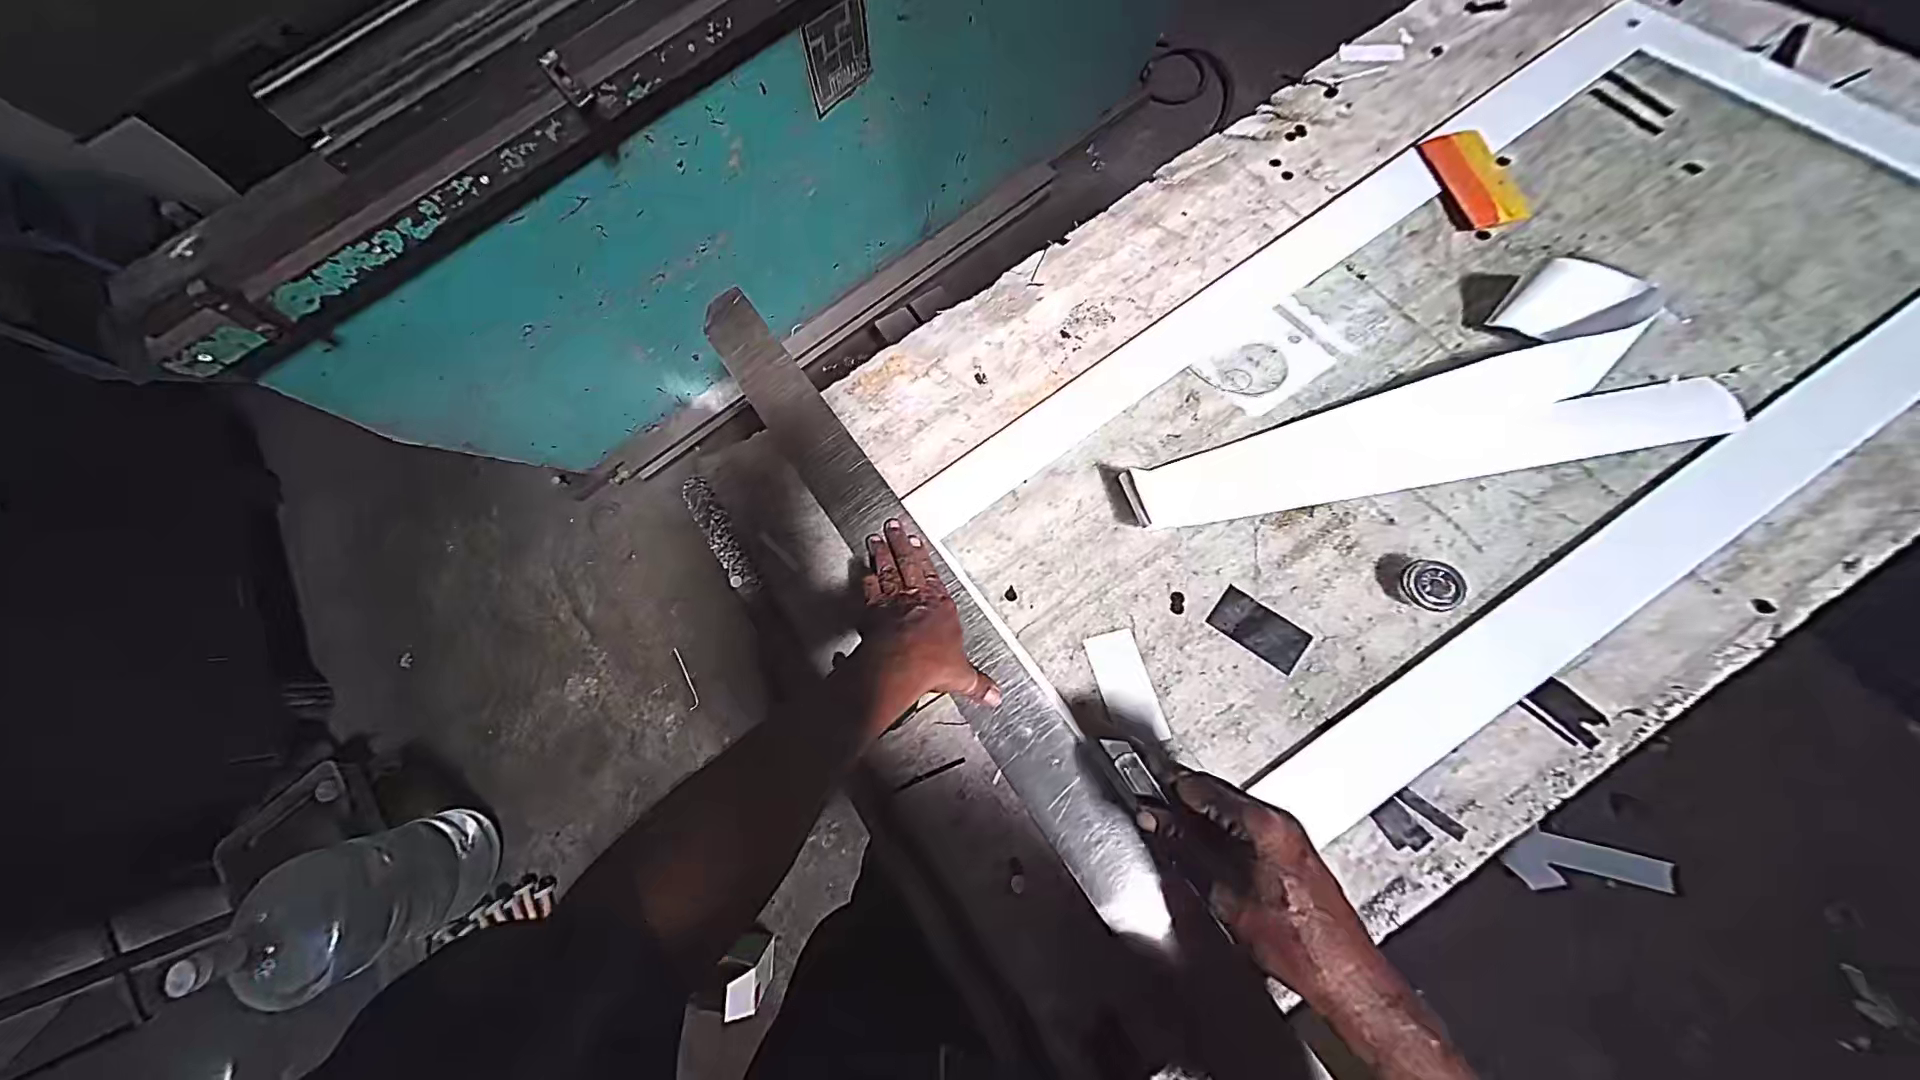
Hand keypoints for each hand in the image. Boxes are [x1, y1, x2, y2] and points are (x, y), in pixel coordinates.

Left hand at [853, 520, 1000, 726]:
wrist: (900, 665)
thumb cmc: (930, 664)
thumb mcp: (961, 675)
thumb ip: (977, 683)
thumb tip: (994, 696)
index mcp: (941, 606)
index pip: (932, 574)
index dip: (924, 556)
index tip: (917, 541)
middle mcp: (917, 597)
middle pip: (908, 563)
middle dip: (900, 543)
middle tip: (893, 526)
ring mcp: (893, 600)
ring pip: (887, 570)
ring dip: (881, 553)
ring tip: (876, 538)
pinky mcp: (873, 610)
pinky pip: (869, 588)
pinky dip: (866, 578)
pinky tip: (862, 569)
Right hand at [1142, 772, 1391, 1006]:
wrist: (1347, 979)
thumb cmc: (1301, 949)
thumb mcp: (1227, 900)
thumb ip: (1187, 853)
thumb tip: (1160, 825)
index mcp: (1266, 824)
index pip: (1205, 788)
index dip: (1170, 785)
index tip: (1148, 783)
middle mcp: (1282, 822)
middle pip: (1220, 794)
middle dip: (1184, 798)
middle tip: (1153, 804)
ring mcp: (1291, 835)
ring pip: (1233, 810)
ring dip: (1202, 814)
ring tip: (1171, 824)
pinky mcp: (1293, 851)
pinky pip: (1247, 825)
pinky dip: (1222, 828)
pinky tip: (1205, 845)